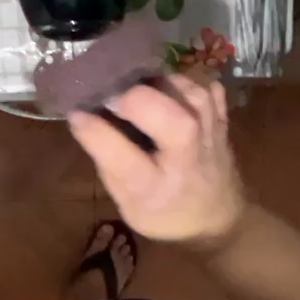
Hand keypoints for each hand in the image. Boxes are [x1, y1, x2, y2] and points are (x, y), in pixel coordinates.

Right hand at [67, 74, 248, 248]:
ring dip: (154, 84)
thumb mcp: (127, 203)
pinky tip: (166, 93)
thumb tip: (83, 117)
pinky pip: (202, 84)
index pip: (118, 151)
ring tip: (137, 94)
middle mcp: (187, 155)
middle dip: (131, 97)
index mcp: (155, 186)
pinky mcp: (222, 115)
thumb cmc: (165, 212)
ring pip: (183, 88)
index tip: (77, 114)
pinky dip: (180, 81)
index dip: (92, 127)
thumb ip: (107, 162)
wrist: (217, 218)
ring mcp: (211, 130)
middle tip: (111, 98)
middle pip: (162, 112)